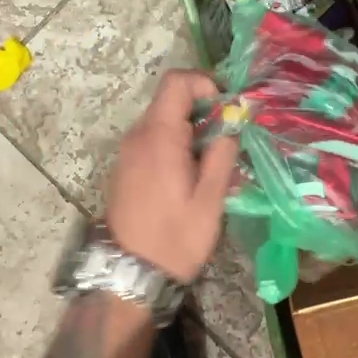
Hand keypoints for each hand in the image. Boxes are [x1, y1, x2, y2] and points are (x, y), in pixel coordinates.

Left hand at [104, 70, 239, 282]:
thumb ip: (222, 156)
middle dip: (204, 110)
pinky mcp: (126, 166)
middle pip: (171, 99)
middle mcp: (138, 135)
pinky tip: (192, 176)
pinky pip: (154, 139)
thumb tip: (231, 127)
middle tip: (229, 139)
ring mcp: (128, 151)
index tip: (228, 108)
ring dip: (192, 130)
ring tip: (214, 163)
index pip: (177, 81)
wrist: (128, 276)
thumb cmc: (173, 240)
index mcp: (158, 136)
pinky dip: (176, 144)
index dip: (205, 83)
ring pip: (164, 120)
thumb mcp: (209, 201)